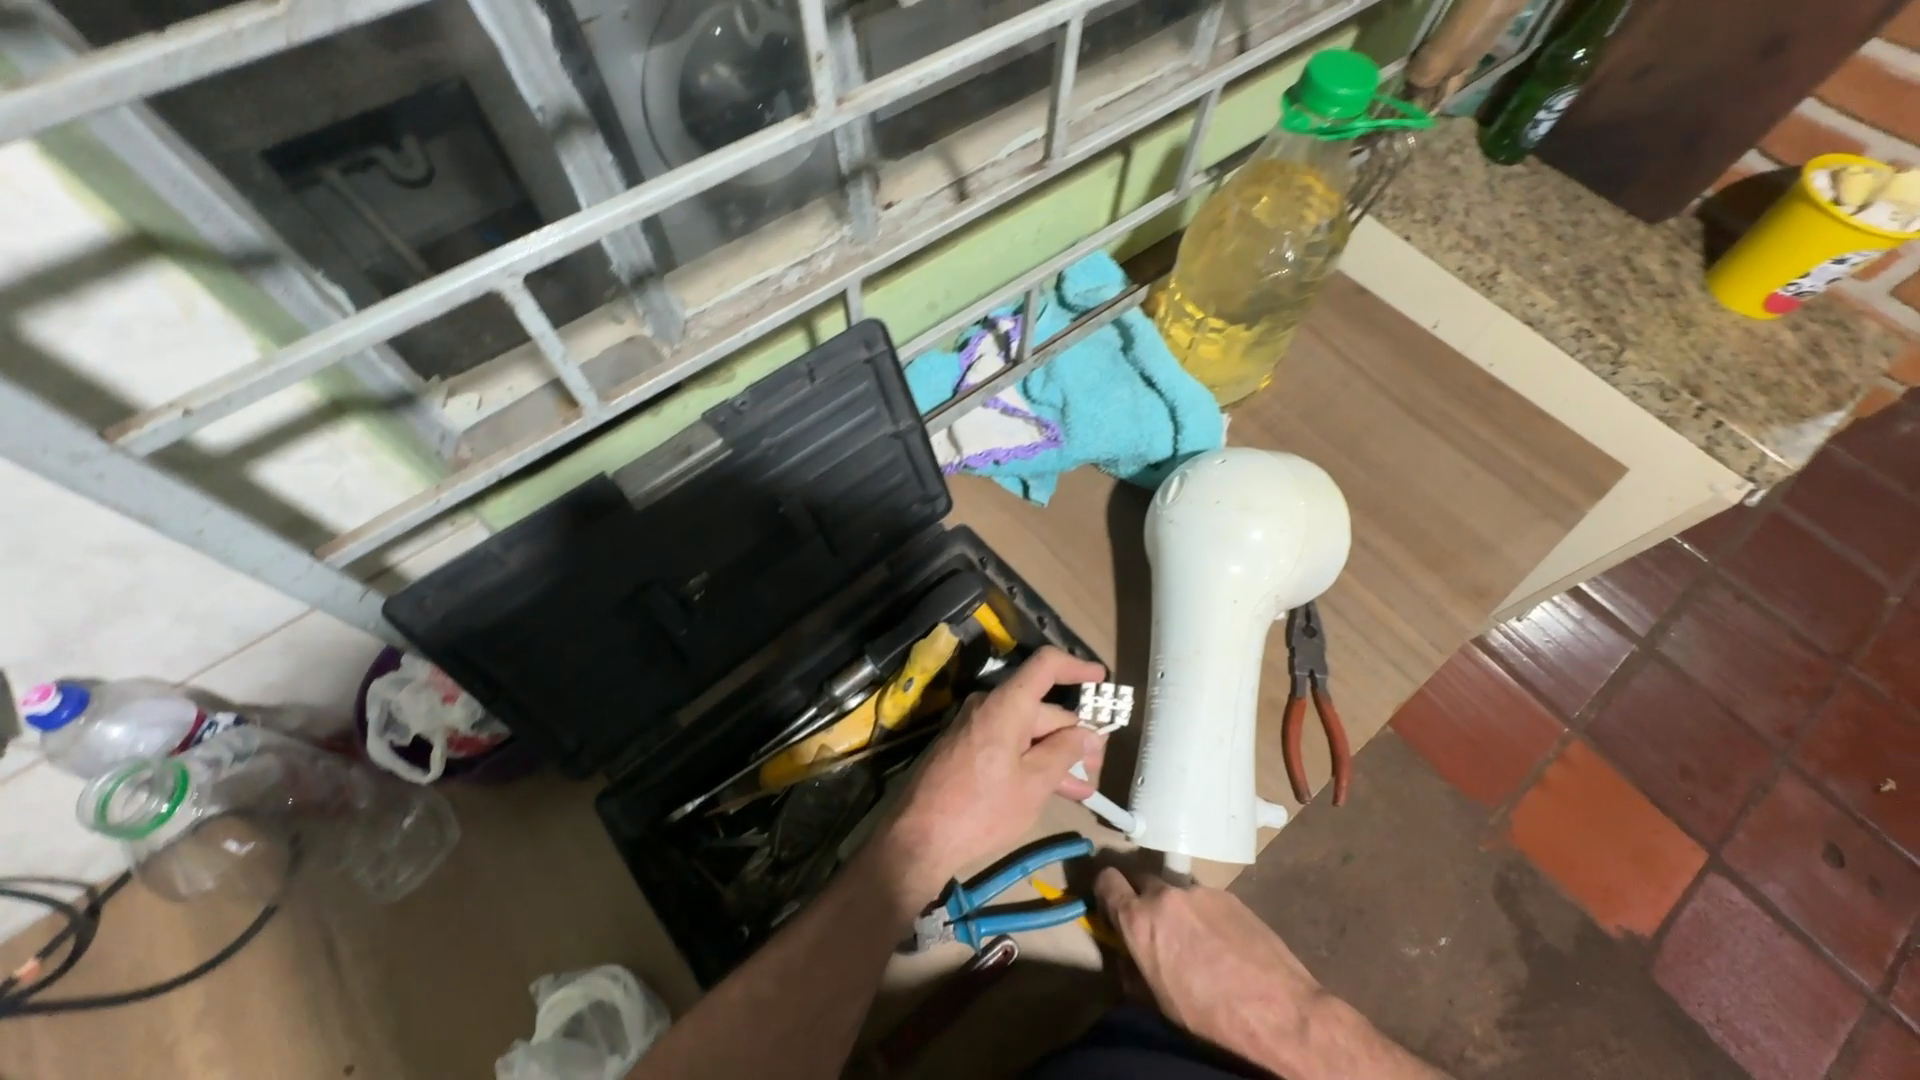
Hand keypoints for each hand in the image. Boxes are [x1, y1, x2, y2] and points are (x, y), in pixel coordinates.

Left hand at [880, 647, 1106, 900]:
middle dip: (1072, 737)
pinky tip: (1052, 789)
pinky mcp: (964, 750)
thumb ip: (1064, 752)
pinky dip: (1032, 762)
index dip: (1076, 667)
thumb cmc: (981, 809)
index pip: (1045, 666)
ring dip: (1055, 756)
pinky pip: (1007, 746)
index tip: (1101, 678)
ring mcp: (973, 729)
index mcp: (1005, 705)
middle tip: (1096, 768)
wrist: (918, 838)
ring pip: (1026, 733)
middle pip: (1040, 709)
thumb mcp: (1034, 784)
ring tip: (1083, 788)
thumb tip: (1087, 734)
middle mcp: (987, 708)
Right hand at [1094, 869, 1327, 1074]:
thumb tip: (1126, 955)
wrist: (1278, 1012)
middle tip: (1155, 929)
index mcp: (1139, 920)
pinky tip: (1223, 943)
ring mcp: (1200, 891)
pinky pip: (1205, 899)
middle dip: (1141, 899)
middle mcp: (1165, 895)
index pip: (1106, 880)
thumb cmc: (1209, 1016)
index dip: (1106, 893)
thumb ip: (1131, 968)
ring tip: (1197, 942)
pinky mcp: (1230, 896)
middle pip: (1140, 880)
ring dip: (1176, 909)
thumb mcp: (1157, 1002)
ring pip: (1176, 891)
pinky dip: (1205, 915)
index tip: (1113, 909)